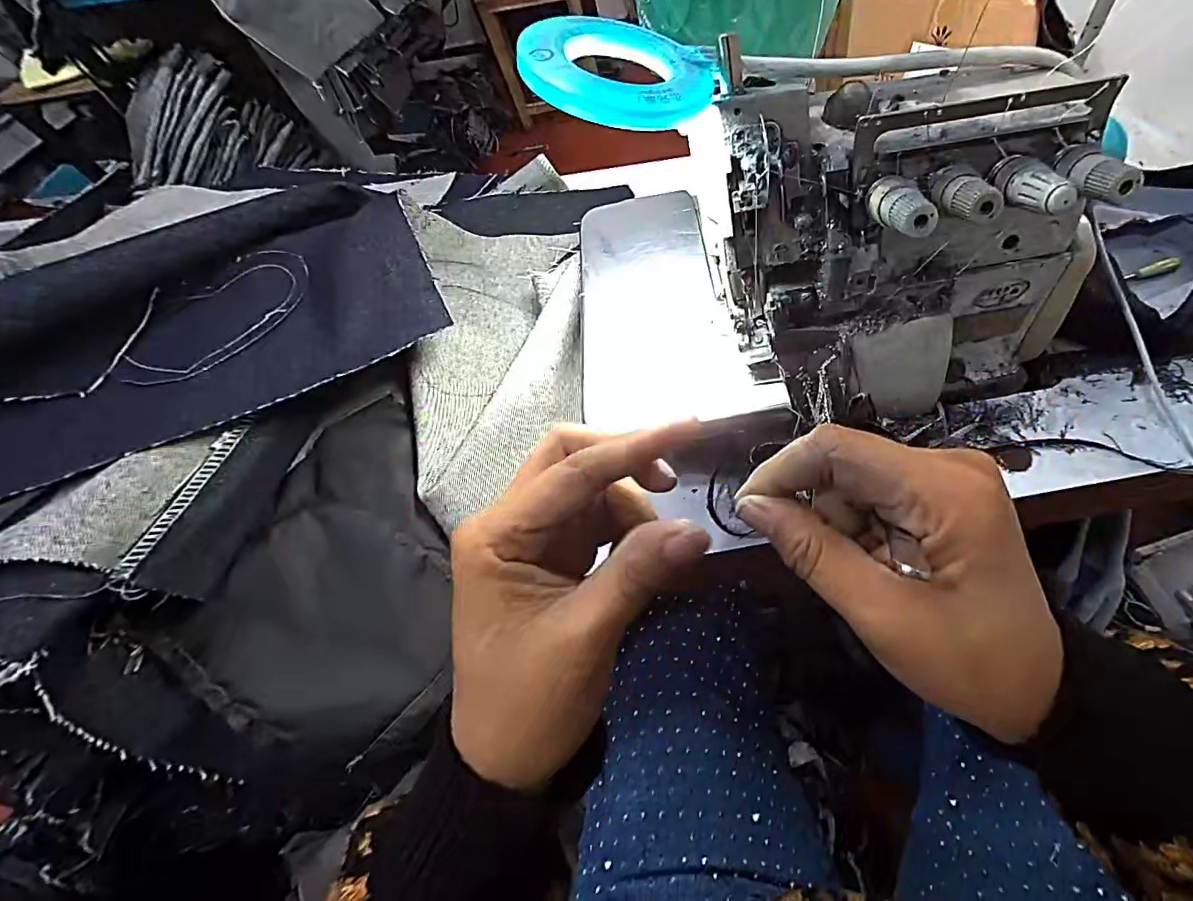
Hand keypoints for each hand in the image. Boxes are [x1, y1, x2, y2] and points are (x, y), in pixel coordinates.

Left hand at [451, 422, 709, 791]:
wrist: (506, 764)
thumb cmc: (528, 704)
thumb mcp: (584, 636)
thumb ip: (637, 572)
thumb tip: (694, 530)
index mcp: (497, 534)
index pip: (571, 471)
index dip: (633, 446)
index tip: (686, 428)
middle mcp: (510, 523)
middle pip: (569, 458)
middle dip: (624, 458)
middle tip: (671, 479)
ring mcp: (533, 538)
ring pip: (589, 485)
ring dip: (632, 501)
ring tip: (659, 548)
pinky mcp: (555, 556)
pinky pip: (598, 517)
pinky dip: (630, 524)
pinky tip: (649, 550)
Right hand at [734, 425, 1060, 743]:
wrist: (1039, 685)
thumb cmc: (971, 663)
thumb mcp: (883, 615)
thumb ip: (813, 553)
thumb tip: (753, 507)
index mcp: (944, 488)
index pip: (838, 447)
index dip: (782, 470)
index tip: (749, 511)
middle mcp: (949, 463)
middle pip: (847, 462)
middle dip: (819, 511)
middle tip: (824, 567)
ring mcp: (951, 473)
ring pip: (857, 478)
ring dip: (842, 525)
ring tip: (869, 576)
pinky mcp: (946, 488)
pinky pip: (878, 491)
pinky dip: (863, 527)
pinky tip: (882, 564)